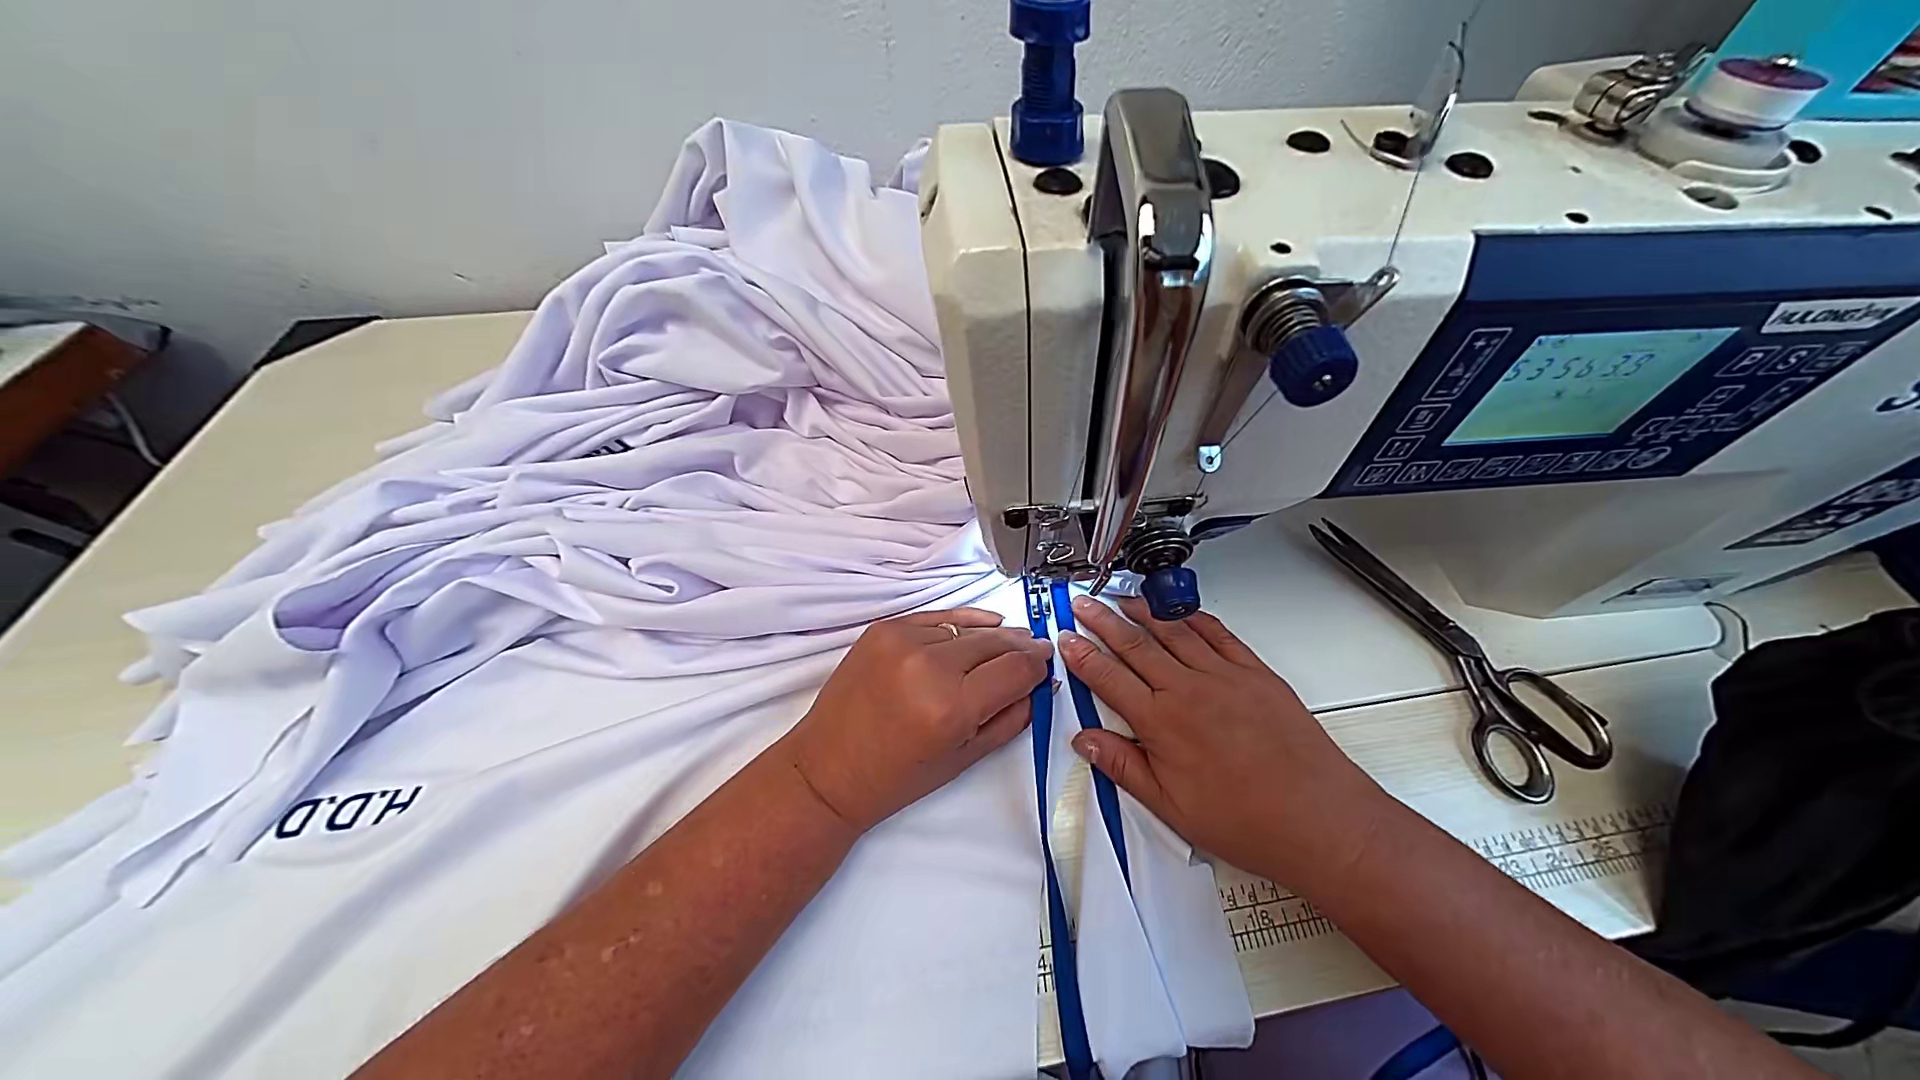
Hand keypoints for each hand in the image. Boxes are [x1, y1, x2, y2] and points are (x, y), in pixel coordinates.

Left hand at [781, 608, 1052, 832]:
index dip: (1037, 665)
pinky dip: (958, 623)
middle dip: (1019, 646)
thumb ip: (1011, 716)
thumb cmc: (896, 777)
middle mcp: (928, 666)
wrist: (828, 768)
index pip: (1017, 668)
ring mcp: (901, 641)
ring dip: (988, 638)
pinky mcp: (882, 629)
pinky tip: (976, 628)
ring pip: (967, 628)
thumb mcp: (966, 758)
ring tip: (999, 649)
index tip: (1044, 663)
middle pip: (996, 641)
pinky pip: (936, 617)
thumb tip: (1037, 684)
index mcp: (952, 707)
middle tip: (1034, 649)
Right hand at [1059, 596, 1388, 882]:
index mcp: (1163, 724)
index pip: (1108, 677)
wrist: (1322, 822)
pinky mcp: (1257, 675)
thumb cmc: (1253, 820)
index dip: (1082, 655)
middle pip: (1134, 645)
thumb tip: (1088, 742)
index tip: (1068, 640)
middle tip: (1085, 604)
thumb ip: (1123, 767)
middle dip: (1103, 621)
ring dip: (1142, 612)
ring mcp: (1225, 678)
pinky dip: (1195, 618)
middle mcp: (1190, 692)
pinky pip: (1218, 635)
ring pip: (1173, 632)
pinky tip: (1182, 613)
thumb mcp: (1171, 806)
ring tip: (1122, 600)